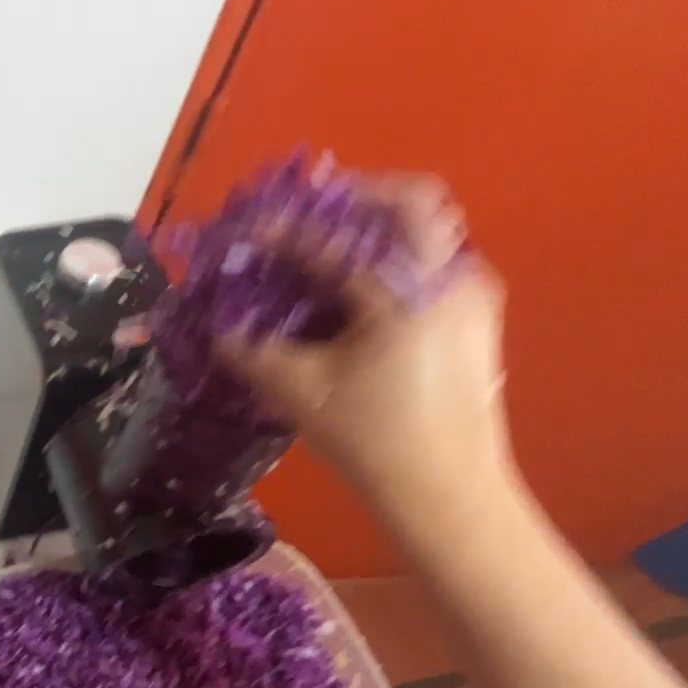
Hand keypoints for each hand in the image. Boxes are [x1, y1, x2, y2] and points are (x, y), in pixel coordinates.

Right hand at [215, 175, 515, 523]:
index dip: (285, 230)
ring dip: (371, 230)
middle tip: (305, 210)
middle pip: (411, 206)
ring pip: (424, 233)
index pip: (337, 242)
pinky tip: (347, 290)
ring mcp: (469, 296)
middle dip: (352, 199)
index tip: (247, 225)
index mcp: (408, 293)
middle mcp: (451, 279)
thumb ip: (250, 350)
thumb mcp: (296, 390)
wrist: (444, 488)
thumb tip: (217, 328)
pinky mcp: (469, 319)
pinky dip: (385, 261)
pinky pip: (427, 265)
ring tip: (319, 248)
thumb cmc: (369, 436)